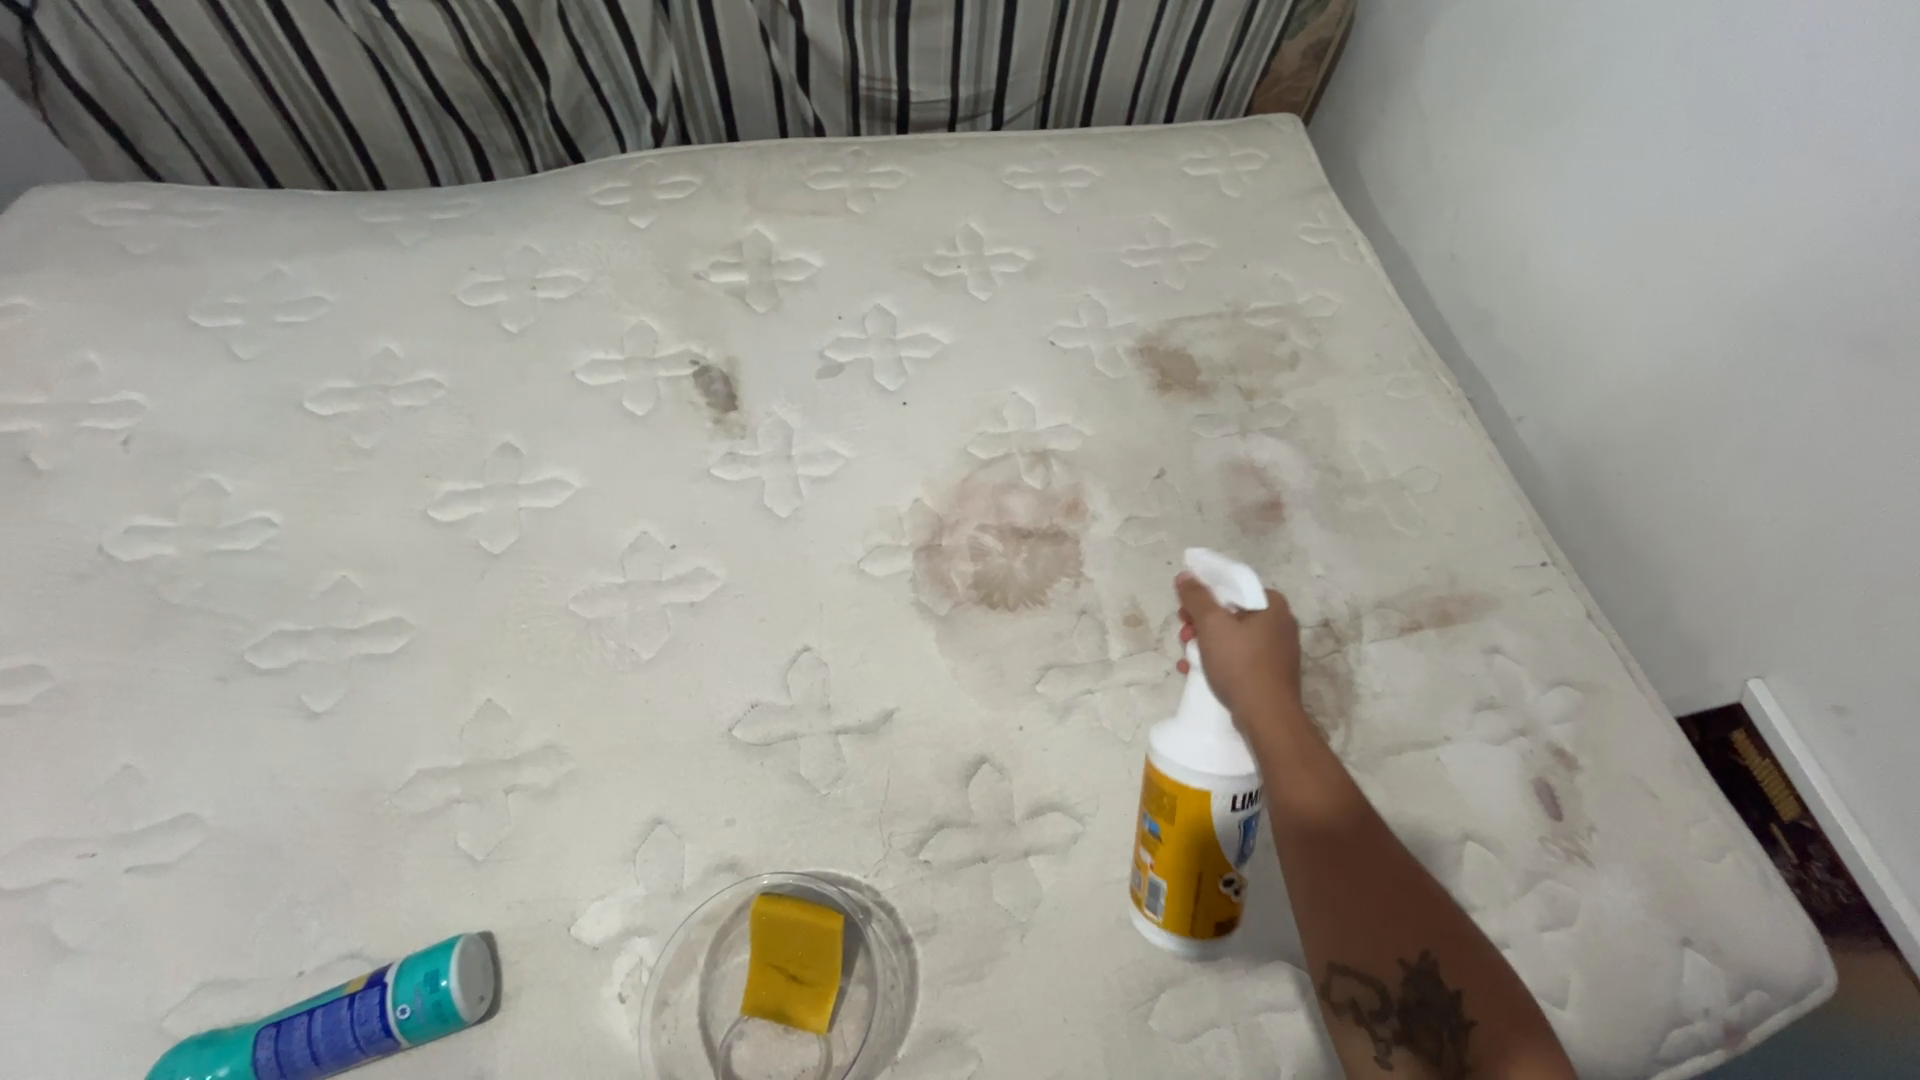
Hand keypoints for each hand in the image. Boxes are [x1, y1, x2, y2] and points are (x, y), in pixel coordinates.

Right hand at [1175, 573, 1305, 732]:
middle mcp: (1279, 621)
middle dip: (1200, 623)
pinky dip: (1218, 659)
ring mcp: (1277, 648)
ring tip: (1187, 657)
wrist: (1267, 717)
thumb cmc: (1240, 665)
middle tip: (1185, 636)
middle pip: (1229, 611)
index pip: (1231, 586)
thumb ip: (1197, 596)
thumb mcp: (1212, 625)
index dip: (1203, 595)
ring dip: (1204, 642)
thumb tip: (1186, 575)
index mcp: (1271, 603)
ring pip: (1231, 635)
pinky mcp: (1271, 670)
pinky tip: (1197, 670)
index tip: (1183, 611)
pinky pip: (1239, 655)